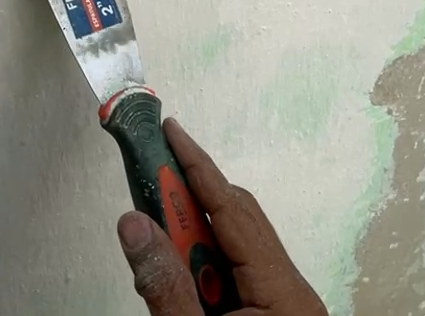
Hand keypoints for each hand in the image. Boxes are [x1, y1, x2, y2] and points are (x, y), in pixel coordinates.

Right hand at [116, 118, 327, 314]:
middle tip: (145, 175)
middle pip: (237, 218)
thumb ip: (164, 285)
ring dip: (193, 230)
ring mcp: (288, 308)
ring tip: (158, 231)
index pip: (230, 208)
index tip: (169, 127)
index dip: (195, 164)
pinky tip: (182, 271)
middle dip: (188, 194)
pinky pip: (237, 269)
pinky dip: (205, 257)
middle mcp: (293, 293)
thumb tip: (132, 220)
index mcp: (284, 296)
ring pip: (236, 243)